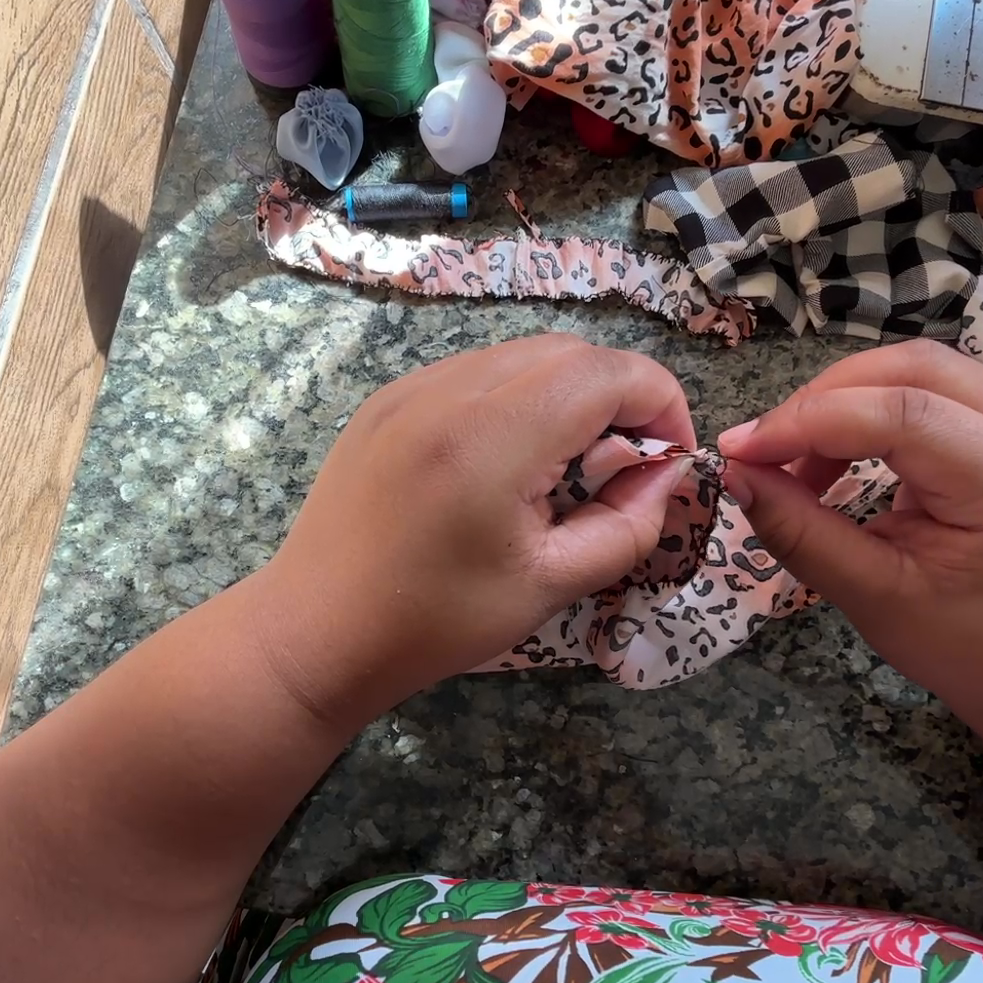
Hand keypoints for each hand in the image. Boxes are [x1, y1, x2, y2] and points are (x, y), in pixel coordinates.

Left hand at [255, 334, 696, 721]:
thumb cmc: (433, 621)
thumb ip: (627, 525)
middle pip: (569, 352)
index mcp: (492, 434)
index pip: (609, 372)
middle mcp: (448, 388)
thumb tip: (665, 476)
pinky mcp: (386, 400)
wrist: (314, 630)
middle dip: (617, 397)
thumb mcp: (548, 584)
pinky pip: (474, 373)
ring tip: (564, 465)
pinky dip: (515, 398)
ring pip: (521, 355)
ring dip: (566, 394)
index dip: (661, 403)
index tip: (668, 458)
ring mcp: (409, 387)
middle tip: (621, 466)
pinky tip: (505, 459)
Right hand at [718, 340, 982, 720]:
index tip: (738, 449)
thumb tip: (734, 475)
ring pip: (918, 370)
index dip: (808, 421)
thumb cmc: (962, 645)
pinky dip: (864, 412)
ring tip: (795, 458)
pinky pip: (926, 392)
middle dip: (823, 398)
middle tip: (764, 447)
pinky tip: (833, 459)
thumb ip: (799, 532)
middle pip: (913, 369)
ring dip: (841, 401)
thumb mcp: (870, 597)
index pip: (901, 415)